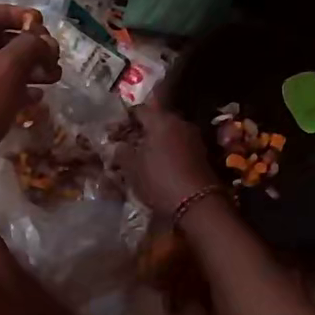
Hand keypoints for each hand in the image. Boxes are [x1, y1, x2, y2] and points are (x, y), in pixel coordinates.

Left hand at [0, 3, 60, 192]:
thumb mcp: (7, 70)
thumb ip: (28, 47)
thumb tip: (39, 40)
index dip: (14, 14)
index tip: (41, 26)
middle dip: (27, 47)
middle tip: (54, 59)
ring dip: (26, 71)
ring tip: (53, 81)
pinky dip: (14, 93)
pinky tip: (36, 103)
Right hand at [115, 90, 220, 217]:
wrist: (197, 203)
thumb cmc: (159, 180)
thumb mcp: (132, 167)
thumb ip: (121, 151)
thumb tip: (117, 145)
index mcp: (161, 120)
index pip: (139, 110)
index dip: (124, 120)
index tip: (113, 133)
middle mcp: (180, 123)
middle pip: (155, 120)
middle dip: (139, 131)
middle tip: (125, 145)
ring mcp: (193, 138)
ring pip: (167, 133)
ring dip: (153, 142)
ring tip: (140, 157)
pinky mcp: (201, 153)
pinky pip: (178, 145)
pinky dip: (166, 150)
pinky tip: (157, 164)